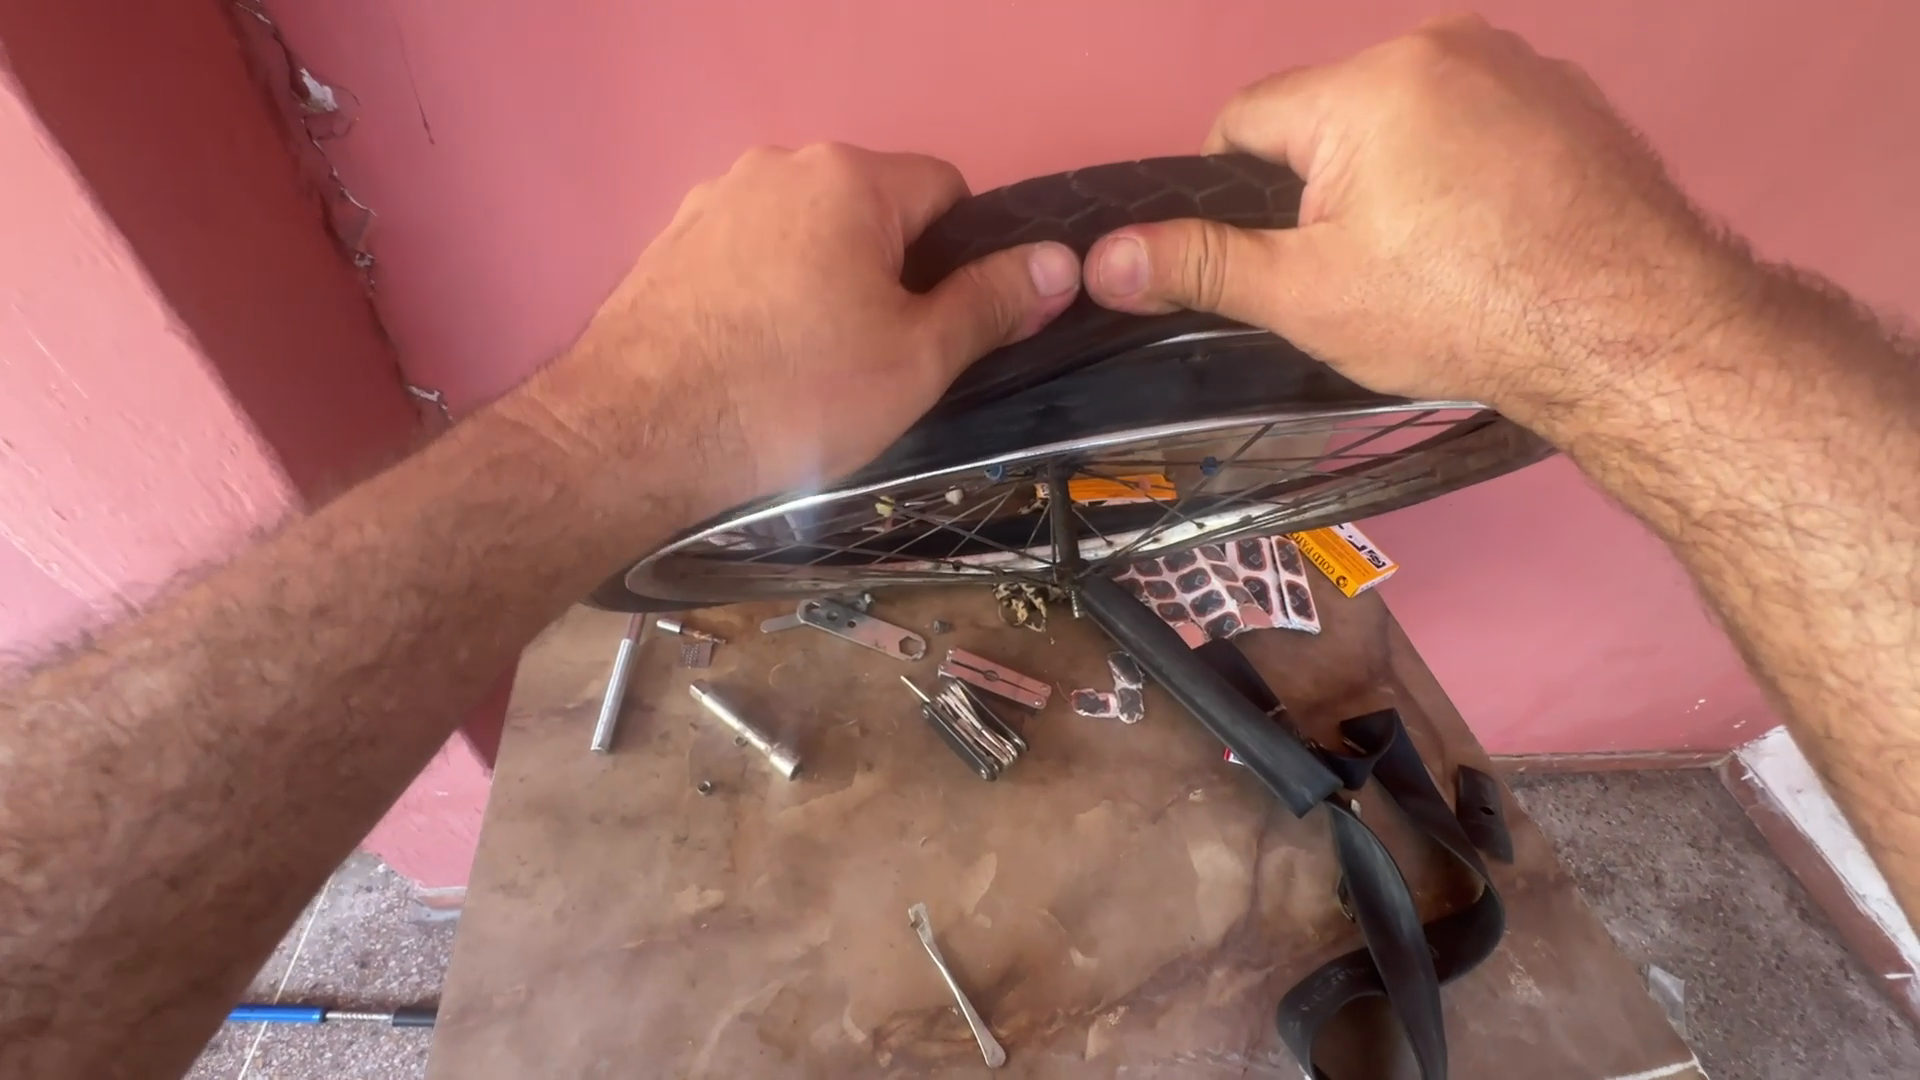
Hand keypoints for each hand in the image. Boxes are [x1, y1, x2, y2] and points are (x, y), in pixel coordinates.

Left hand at [519, 143, 1079, 522]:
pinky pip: (753, 261)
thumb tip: (1060, 261)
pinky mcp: (670, 246)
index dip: (966, 259)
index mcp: (851, 179)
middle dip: (895, 276)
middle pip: (875, 215)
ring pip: (810, 240)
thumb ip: (994, 301)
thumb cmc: (798, 395)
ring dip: (831, 288)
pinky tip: (756, 360)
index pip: (948, 192)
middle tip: (881, 359)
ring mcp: (713, 202)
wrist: (639, 437)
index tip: (946, 324)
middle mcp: (778, 167)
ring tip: (811, 368)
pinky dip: (772, 299)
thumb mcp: (919, 358)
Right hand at [1083, 16, 1755, 420]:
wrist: (1629, 329)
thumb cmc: (1450, 308)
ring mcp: (1509, 66)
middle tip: (1325, 273)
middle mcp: (1439, 44)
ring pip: (1381, 125)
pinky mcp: (1556, 99)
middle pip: (1312, 122)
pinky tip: (1457, 240)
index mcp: (1366, 84)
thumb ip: (1198, 266)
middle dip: (1298, 194)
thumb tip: (1103, 258)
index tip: (1249, 258)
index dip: (1220, 195)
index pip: (1239, 120)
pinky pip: (1450, 126)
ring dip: (1363, 184)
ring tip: (1396, 263)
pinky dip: (1431, 175)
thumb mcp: (1302, 294)